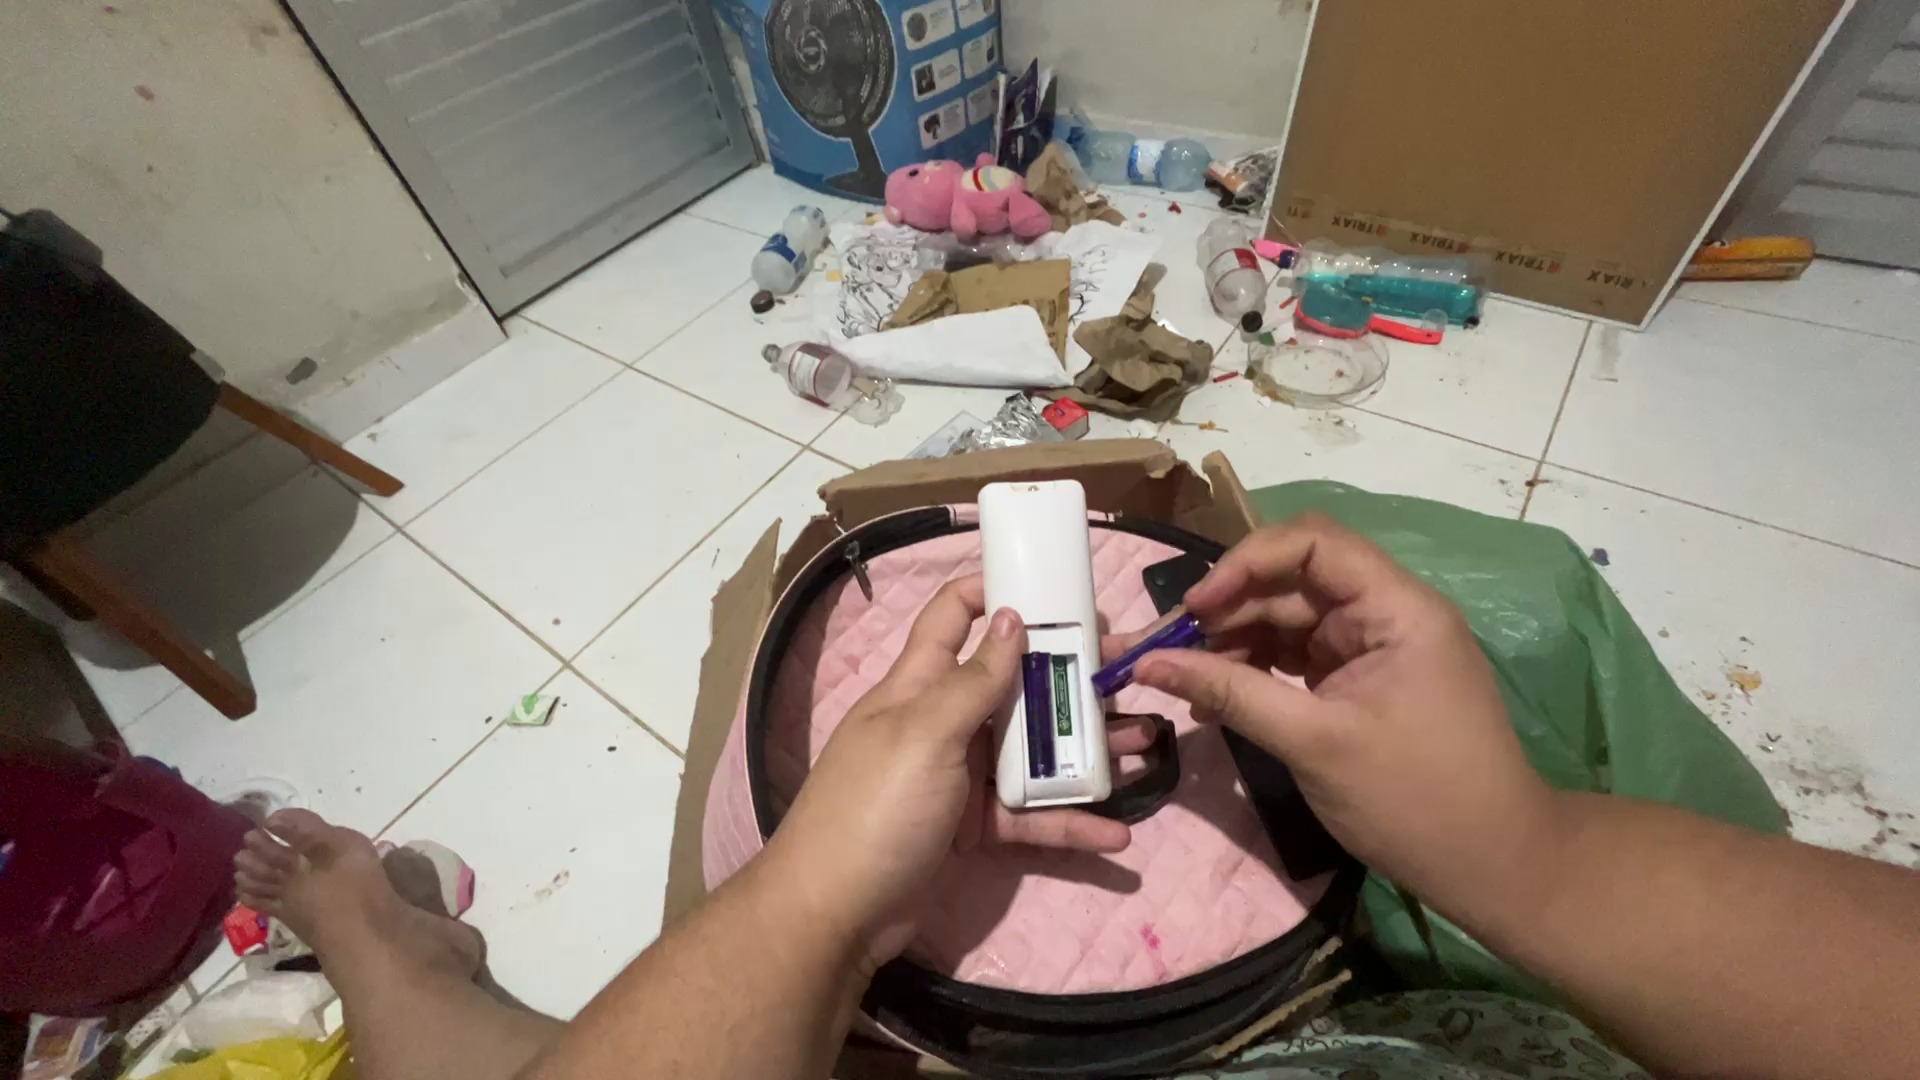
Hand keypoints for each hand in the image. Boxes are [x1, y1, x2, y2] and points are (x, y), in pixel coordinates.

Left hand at [764, 576, 1137, 975]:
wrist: (834, 915)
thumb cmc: (876, 805)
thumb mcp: (925, 734)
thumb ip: (973, 680)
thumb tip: (1009, 617)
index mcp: (921, 683)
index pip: (953, 616)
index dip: (993, 593)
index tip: (1052, 590)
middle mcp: (944, 720)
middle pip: (1012, 684)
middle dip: (1067, 674)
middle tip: (1125, 667)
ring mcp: (960, 774)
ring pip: (1031, 749)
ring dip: (1084, 748)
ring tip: (1145, 741)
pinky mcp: (973, 825)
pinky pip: (1029, 815)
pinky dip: (1068, 822)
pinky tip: (1115, 835)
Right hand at [1128, 515, 1560, 917]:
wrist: (1491, 869)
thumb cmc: (1415, 800)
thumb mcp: (1313, 742)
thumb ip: (1229, 693)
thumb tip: (1148, 665)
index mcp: (1395, 608)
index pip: (1312, 545)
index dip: (1246, 562)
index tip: (1197, 606)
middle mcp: (1380, 613)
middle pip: (1287, 582)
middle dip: (1224, 610)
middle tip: (1165, 648)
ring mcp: (1364, 646)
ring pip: (1279, 619)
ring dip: (1227, 644)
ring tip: (1180, 680)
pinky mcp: (1350, 678)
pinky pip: (1286, 655)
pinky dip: (1247, 673)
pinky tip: (1210, 702)